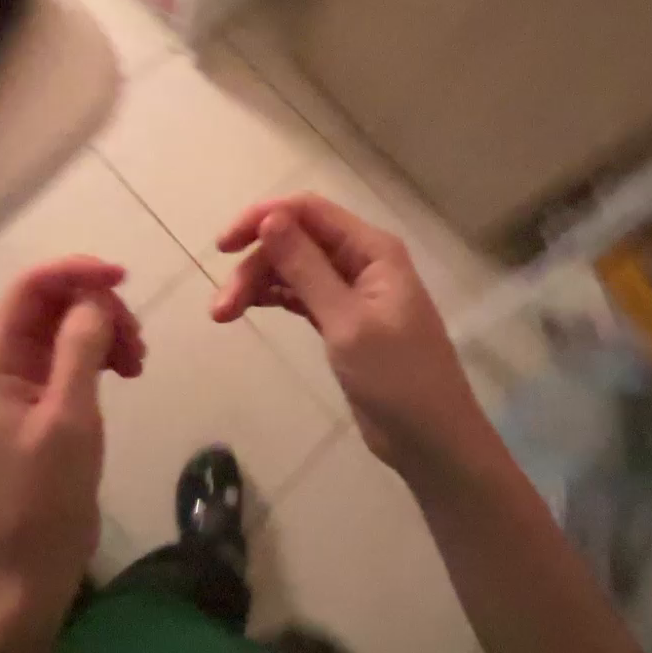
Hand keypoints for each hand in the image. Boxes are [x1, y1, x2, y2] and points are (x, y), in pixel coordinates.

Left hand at [0, 257, 144, 652]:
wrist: (35, 563)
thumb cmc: (45, 493)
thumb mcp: (68, 417)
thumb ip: (80, 348)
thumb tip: (96, 297)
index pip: (31, 287)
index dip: (76, 271)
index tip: (123, 278)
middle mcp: (4, 359)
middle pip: (55, 302)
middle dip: (100, 309)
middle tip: (137, 341)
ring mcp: (25, 377)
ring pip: (71, 325)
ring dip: (108, 331)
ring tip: (138, 361)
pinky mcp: (45, 396)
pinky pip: (77, 352)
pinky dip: (106, 352)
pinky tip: (129, 371)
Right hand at [212, 195, 493, 481]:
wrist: (432, 441)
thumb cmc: (397, 379)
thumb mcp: (347, 322)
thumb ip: (307, 268)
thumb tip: (269, 218)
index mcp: (372, 249)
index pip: (308, 211)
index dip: (262, 217)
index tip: (224, 246)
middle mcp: (361, 259)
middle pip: (295, 240)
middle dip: (255, 264)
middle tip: (220, 307)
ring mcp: (351, 289)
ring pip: (292, 268)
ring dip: (257, 283)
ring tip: (222, 315)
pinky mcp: (341, 318)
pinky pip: (299, 293)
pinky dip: (272, 297)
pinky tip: (245, 309)